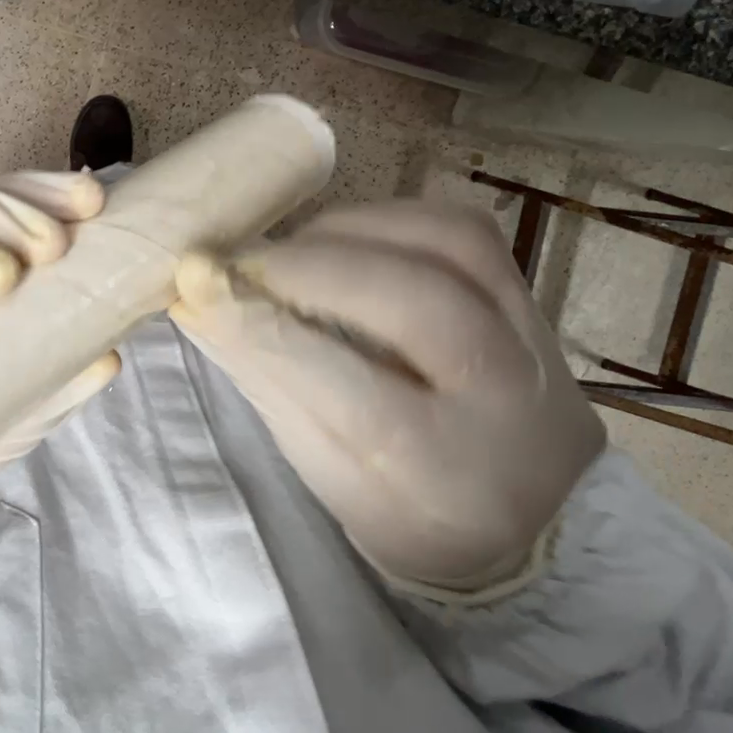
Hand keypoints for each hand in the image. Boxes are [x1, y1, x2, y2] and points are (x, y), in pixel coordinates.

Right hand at [171, 201, 605, 596]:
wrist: (533, 513)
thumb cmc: (404, 509)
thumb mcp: (326, 474)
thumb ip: (267, 383)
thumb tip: (195, 303)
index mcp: (452, 475)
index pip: (359, 397)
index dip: (273, 334)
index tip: (200, 289)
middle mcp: (512, 401)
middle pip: (421, 304)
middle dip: (314, 268)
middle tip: (238, 262)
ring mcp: (536, 338)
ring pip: (453, 245)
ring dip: (350, 231)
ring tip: (286, 250)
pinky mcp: (531, 295)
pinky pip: (463, 229)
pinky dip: (387, 219)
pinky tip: (337, 239)